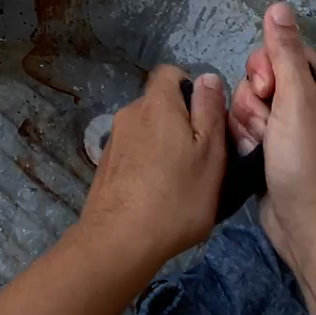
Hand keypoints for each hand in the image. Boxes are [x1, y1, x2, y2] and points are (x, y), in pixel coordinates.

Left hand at [76, 65, 227, 271]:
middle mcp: (130, 112)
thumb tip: (208, 77)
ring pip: (147, 129)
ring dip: (164, 145)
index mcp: (156, 103)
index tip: (206, 121)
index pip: (171, 73)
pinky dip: (147, 164)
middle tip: (200, 158)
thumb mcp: (210, 154)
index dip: (191, 90)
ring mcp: (114, 139)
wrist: (118, 241)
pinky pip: (134, 151)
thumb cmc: (175, 196)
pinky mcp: (105, 164)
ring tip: (180, 182)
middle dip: (181, 122)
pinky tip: (156, 195)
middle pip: (160, 103)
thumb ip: (210, 111)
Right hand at [226, 2, 315, 272]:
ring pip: (248, 102)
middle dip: (254, 98)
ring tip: (260, 145)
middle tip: (266, 121)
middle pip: (261, 76)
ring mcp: (288, 129)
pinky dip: (245, 139)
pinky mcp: (270, 150)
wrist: (308, 226)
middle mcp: (307, 104)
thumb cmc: (309, 160)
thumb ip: (284, 52)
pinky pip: (245, 127)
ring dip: (248, 121)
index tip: (269, 89)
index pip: (283, 52)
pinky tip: (252, 155)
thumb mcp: (297, 99)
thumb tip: (279, 5)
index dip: (268, 66)